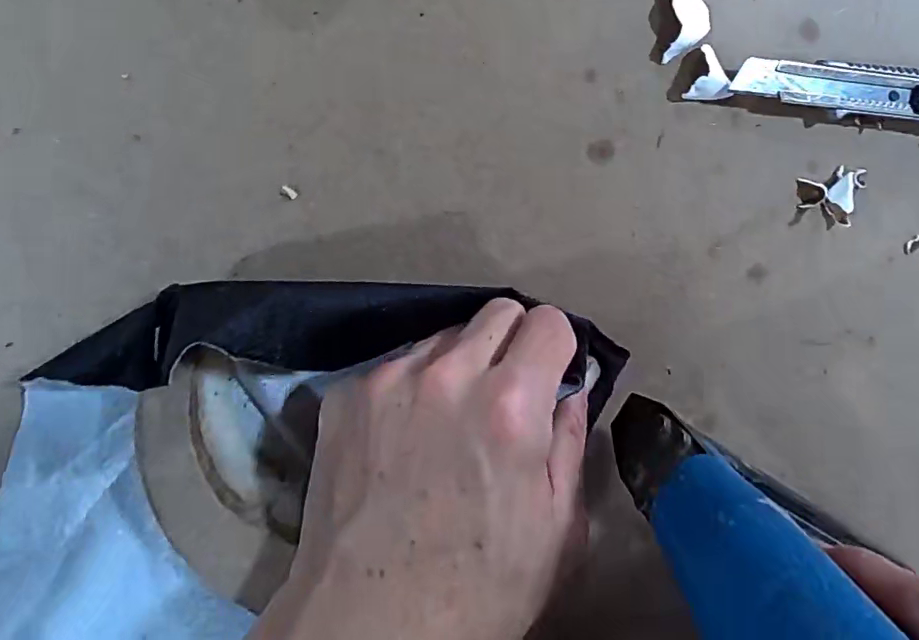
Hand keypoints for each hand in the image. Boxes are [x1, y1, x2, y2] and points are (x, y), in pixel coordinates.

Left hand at [250, 298, 590, 639]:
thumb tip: (570, 388)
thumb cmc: (479, 590)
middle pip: (500, 311)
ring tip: (452, 415)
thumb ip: (572, 439)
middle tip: (507, 390)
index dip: (557, 348)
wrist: (365, 635)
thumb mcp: (559, 526)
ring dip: (462, 361)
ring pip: (448, 333)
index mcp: (512, 403)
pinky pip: (399, 362)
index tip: (551, 375)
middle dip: (515, 342)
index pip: (549, 321)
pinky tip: (408, 433)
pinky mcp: (346, 396)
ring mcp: (391, 380)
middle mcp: (451, 376)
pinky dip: (414, 383)